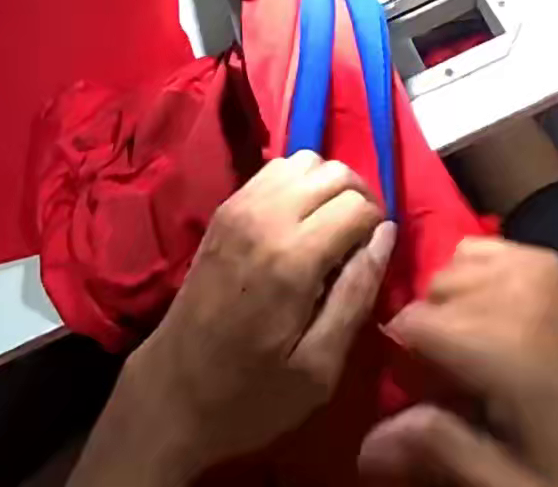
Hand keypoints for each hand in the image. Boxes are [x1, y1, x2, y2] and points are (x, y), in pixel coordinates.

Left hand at [68, 153, 393, 486]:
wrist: (171, 395)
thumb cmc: (252, 392)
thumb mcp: (320, 368)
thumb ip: (358, 293)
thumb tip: (386, 233)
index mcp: (293, 258)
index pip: (359, 205)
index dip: (377, 225)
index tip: (371, 255)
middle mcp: (267, 217)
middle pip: (337, 173)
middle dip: (360, 197)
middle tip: (358, 237)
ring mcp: (241, 206)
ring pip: (308, 161)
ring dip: (329, 185)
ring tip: (330, 223)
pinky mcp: (226, 206)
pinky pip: (278, 167)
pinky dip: (300, 181)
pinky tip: (300, 216)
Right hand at [363, 238, 557, 486]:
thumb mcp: (516, 486)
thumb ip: (440, 451)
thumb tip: (365, 444)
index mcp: (504, 340)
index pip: (413, 324)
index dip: (399, 359)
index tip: (408, 393)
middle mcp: (517, 285)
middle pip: (434, 289)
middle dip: (426, 331)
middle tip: (443, 384)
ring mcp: (540, 264)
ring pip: (457, 262)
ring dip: (450, 301)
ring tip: (469, 353)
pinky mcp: (556, 261)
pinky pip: (491, 248)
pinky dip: (477, 274)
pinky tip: (494, 318)